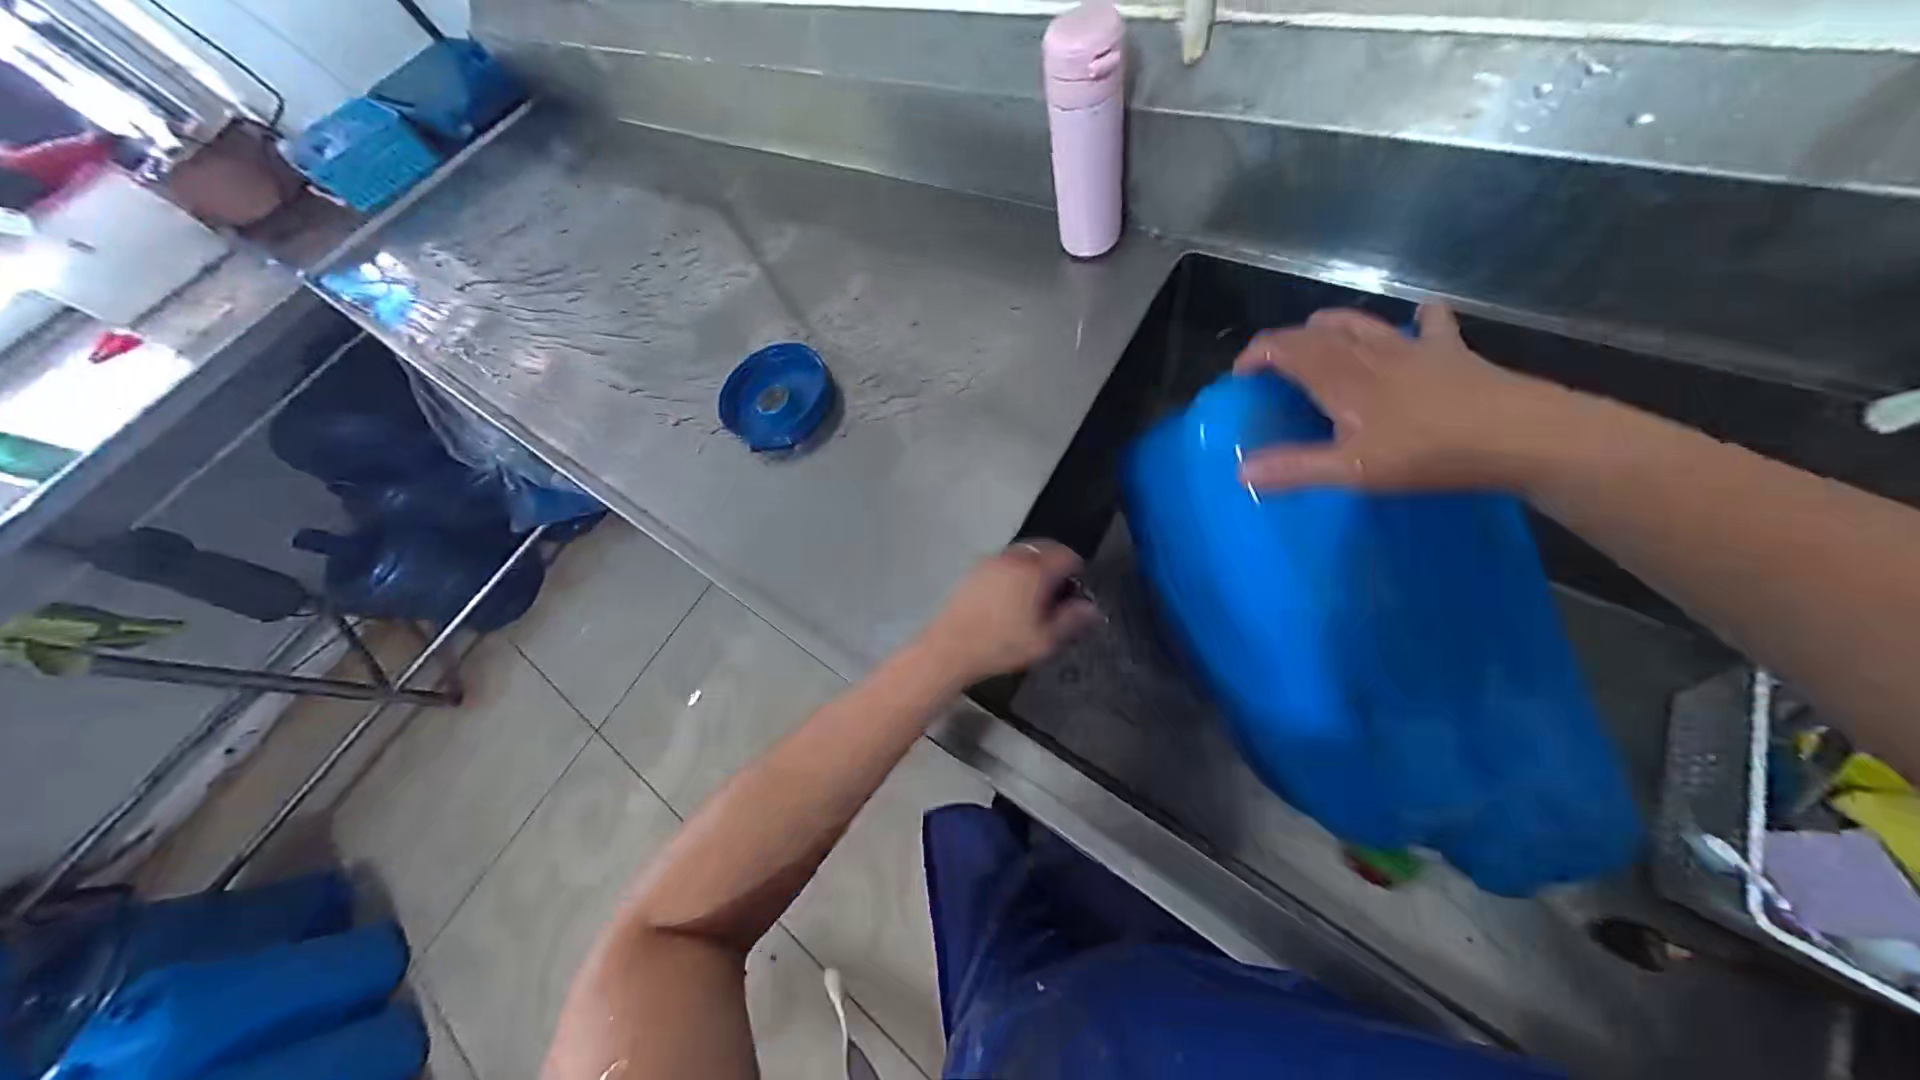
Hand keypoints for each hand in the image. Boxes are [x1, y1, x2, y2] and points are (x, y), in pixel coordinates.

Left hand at [915, 540, 1099, 683]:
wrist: (950, 648)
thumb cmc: (1001, 646)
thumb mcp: (1044, 640)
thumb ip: (1073, 620)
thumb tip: (1093, 609)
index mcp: (1034, 570)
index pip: (1067, 555)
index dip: (1077, 571)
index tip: (1077, 592)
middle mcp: (1012, 558)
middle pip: (1045, 548)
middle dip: (1057, 565)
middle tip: (1059, 593)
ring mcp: (990, 561)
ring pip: (1023, 553)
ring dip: (1036, 566)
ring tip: (1036, 596)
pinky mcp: (975, 570)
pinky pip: (1004, 561)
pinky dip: (1016, 570)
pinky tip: (1012, 597)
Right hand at [1231, 303, 1567, 491]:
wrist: (1523, 435)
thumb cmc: (1431, 454)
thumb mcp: (1354, 471)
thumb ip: (1294, 468)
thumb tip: (1240, 472)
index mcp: (1342, 378)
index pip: (1285, 349)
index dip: (1256, 355)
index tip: (1240, 376)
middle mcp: (1371, 353)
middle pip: (1317, 332)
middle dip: (1285, 342)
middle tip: (1272, 367)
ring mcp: (1414, 348)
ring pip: (1361, 322)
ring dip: (1331, 326)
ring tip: (1317, 339)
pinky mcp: (1452, 352)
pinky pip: (1430, 324)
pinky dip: (1416, 319)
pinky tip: (1418, 320)